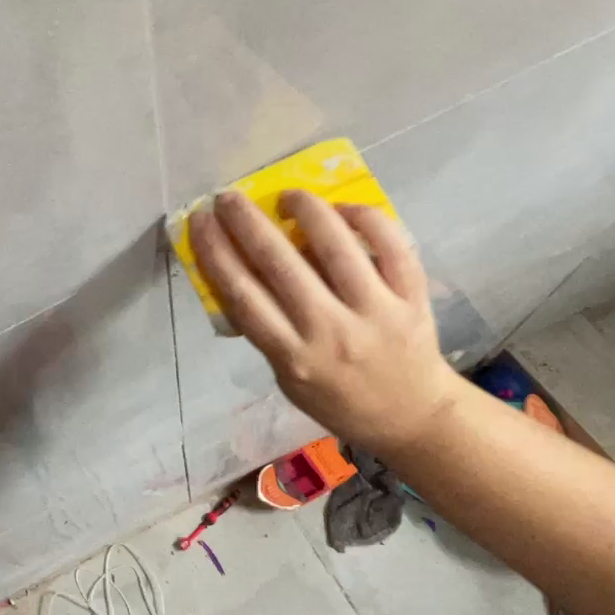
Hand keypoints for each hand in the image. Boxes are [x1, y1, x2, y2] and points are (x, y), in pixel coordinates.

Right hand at [188, 189, 461, 453]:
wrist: (414, 418)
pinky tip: (342, 209)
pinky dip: (365, 219)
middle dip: (246, 221)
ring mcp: (376, 313)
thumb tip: (238, 270)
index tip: (200, 221)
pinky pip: (390, 246)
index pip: (242, 293)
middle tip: (228, 197)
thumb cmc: (337, 397)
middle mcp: (331, 332)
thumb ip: (265, 329)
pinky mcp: (412, 299)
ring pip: (336, 245)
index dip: (215, 250)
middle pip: (279, 262)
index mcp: (293, 356)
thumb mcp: (286, 377)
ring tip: (287, 196)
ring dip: (305, 209)